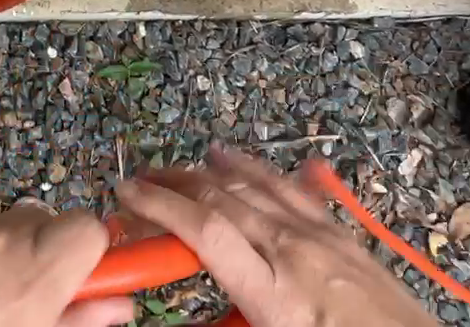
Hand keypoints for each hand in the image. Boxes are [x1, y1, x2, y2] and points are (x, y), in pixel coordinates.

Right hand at [116, 144, 436, 326]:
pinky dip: (255, 170)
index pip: (203, 229)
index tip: (125, 193)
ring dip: (206, 171)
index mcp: (275, 293)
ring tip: (174, 167)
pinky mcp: (345, 237)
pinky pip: (291, 189)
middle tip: (139, 181)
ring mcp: (322, 238)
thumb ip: (225, 324)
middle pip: (221, 197)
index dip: (158, 205)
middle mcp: (293, 252)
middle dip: (172, 183)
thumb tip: (180, 317)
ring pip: (253, 185)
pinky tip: (234, 158)